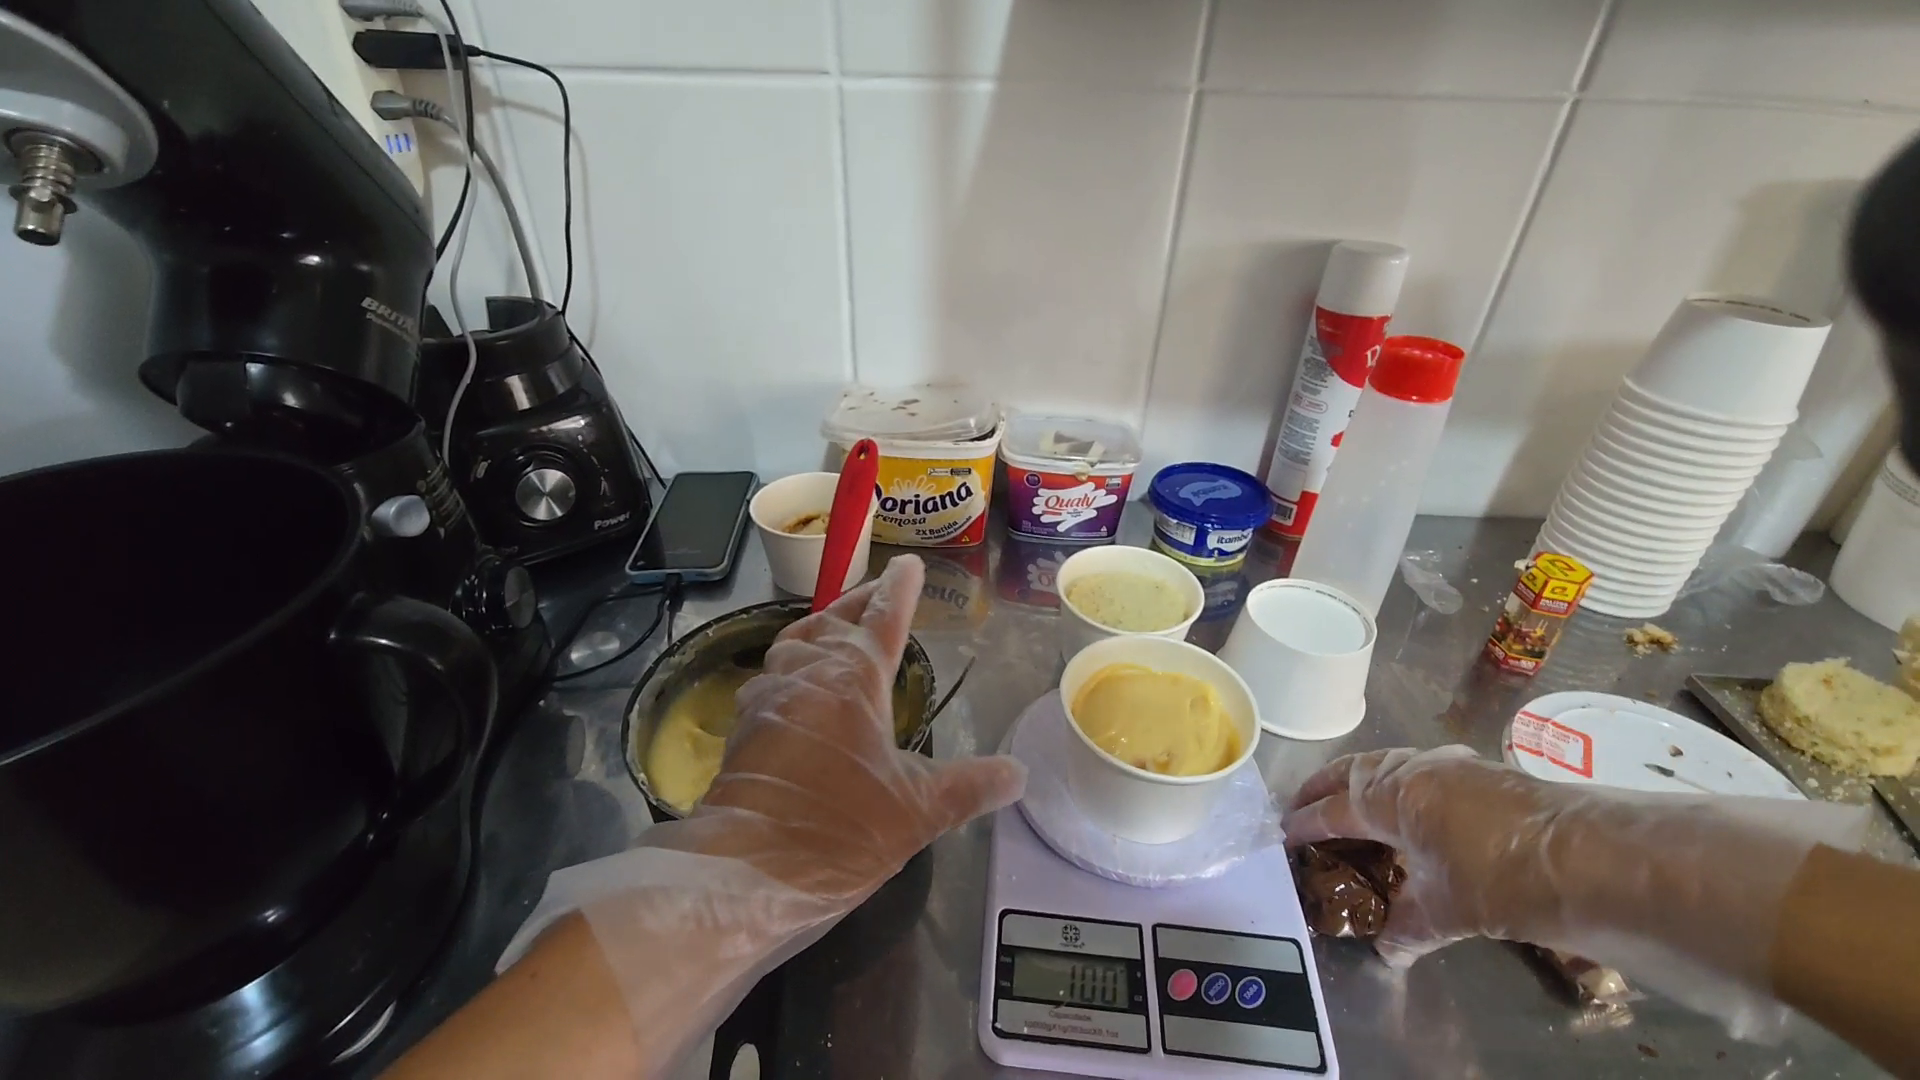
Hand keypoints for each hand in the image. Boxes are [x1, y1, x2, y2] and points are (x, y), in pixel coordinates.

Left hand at [658, 553, 1027, 899]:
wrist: (746, 870)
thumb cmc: (839, 828)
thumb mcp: (918, 811)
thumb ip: (970, 786)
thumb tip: (1019, 775)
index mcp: (853, 679)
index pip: (883, 619)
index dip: (899, 589)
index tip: (909, 564)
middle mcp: (807, 675)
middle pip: (833, 620)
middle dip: (857, 601)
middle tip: (876, 591)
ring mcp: (769, 699)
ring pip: (793, 644)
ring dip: (818, 629)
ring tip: (835, 631)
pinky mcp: (746, 729)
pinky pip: (772, 677)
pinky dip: (792, 667)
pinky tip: (798, 689)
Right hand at [1284, 746, 1568, 965]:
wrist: (1595, 858)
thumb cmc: (1502, 879)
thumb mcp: (1448, 911)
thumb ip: (1409, 925)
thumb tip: (1388, 950)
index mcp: (1388, 796)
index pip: (1332, 809)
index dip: (1306, 823)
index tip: (1285, 835)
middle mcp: (1412, 769)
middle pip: (1352, 771)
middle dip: (1323, 788)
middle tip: (1304, 807)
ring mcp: (1451, 764)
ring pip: (1388, 765)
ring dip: (1363, 782)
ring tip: (1353, 806)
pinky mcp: (1484, 772)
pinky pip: (1423, 770)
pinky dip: (1402, 785)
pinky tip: (1416, 809)